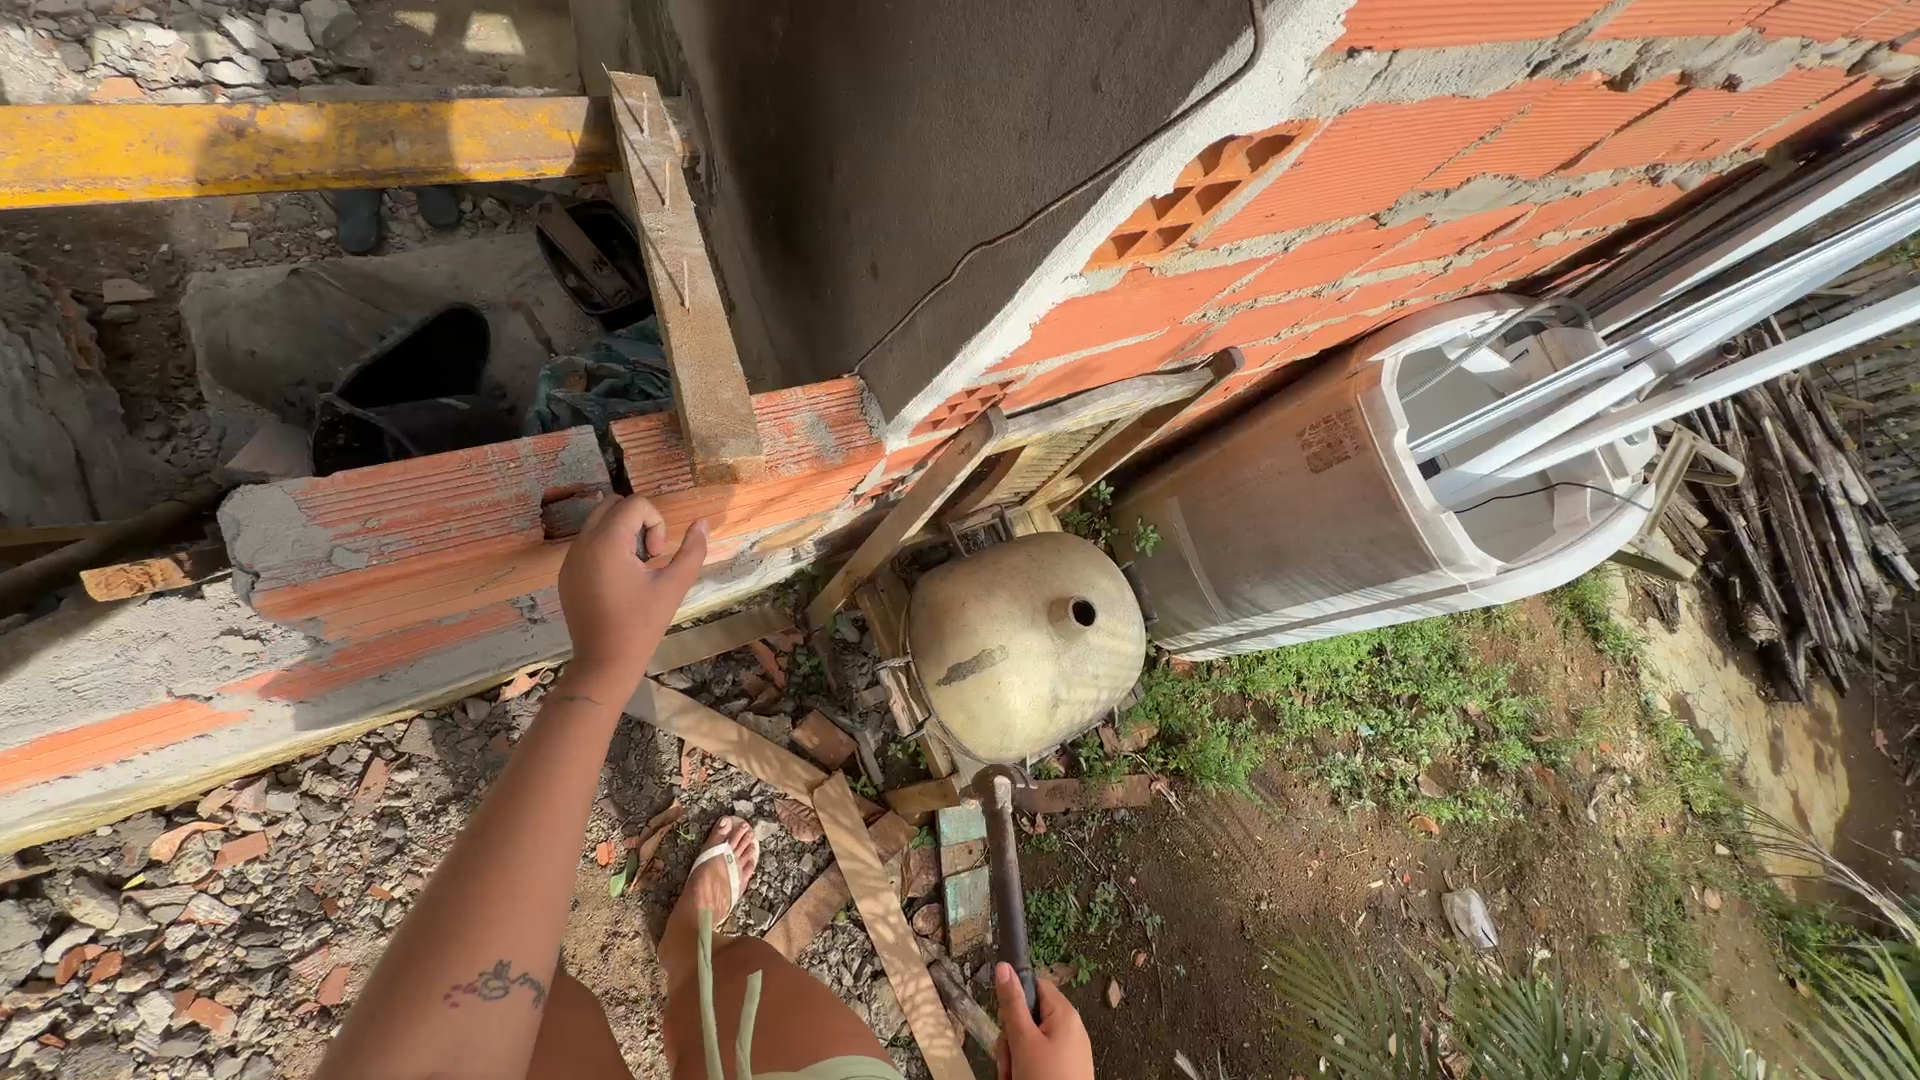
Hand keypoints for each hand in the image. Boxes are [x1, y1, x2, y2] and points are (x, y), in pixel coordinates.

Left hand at [557, 495, 707, 685]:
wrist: (605, 660)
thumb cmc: (643, 623)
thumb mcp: (675, 585)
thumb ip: (693, 550)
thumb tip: (702, 523)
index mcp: (607, 542)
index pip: (635, 504)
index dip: (656, 523)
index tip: (657, 555)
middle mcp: (582, 543)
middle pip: (612, 504)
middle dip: (637, 521)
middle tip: (649, 555)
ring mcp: (570, 558)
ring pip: (599, 522)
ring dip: (623, 534)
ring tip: (636, 569)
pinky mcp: (566, 573)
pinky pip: (588, 543)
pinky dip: (608, 549)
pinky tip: (620, 582)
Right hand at [994, 962, 1092, 1079]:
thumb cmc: (1045, 1079)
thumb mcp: (1023, 1041)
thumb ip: (1012, 1003)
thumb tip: (1004, 965)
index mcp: (1064, 1013)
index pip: (1035, 986)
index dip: (1016, 1000)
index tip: (1005, 1021)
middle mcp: (1070, 1029)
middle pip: (1029, 1018)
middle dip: (1011, 1040)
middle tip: (1008, 1061)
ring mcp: (1069, 1053)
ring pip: (1030, 1043)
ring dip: (1015, 1060)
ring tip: (1013, 1079)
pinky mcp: (1066, 1072)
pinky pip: (1039, 1061)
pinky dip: (1027, 1072)